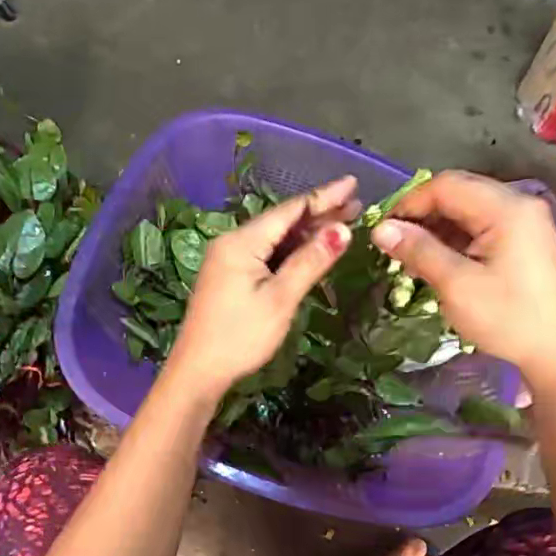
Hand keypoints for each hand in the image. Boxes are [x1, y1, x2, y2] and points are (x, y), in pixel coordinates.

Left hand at [165, 175, 358, 401]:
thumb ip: (310, 262)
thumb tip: (342, 231)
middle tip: (356, 205)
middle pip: (283, 221)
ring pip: (276, 238)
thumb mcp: (280, 299)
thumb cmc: (240, 336)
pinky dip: (293, 250)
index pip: (290, 210)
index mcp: (242, 241)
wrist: (199, 371)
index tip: (353, 183)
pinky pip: (268, 254)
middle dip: (320, 212)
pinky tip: (312, 249)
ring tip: (343, 223)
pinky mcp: (232, 277)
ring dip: (308, 231)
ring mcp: (230, 260)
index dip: (324, 196)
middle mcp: (234, 243)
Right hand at [372, 171, 555, 386]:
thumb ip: (419, 251)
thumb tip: (380, 230)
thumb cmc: (507, 319)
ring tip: (414, 257)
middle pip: (460, 193)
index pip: (446, 186)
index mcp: (506, 208)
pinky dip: (459, 240)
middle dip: (424, 215)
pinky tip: (442, 263)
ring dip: (440, 229)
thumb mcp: (457, 285)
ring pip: (472, 211)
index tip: (383, 230)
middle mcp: (520, 205)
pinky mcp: (529, 244)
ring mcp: (528, 224)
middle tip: (395, 243)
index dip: (409, 203)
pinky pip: (486, 229)